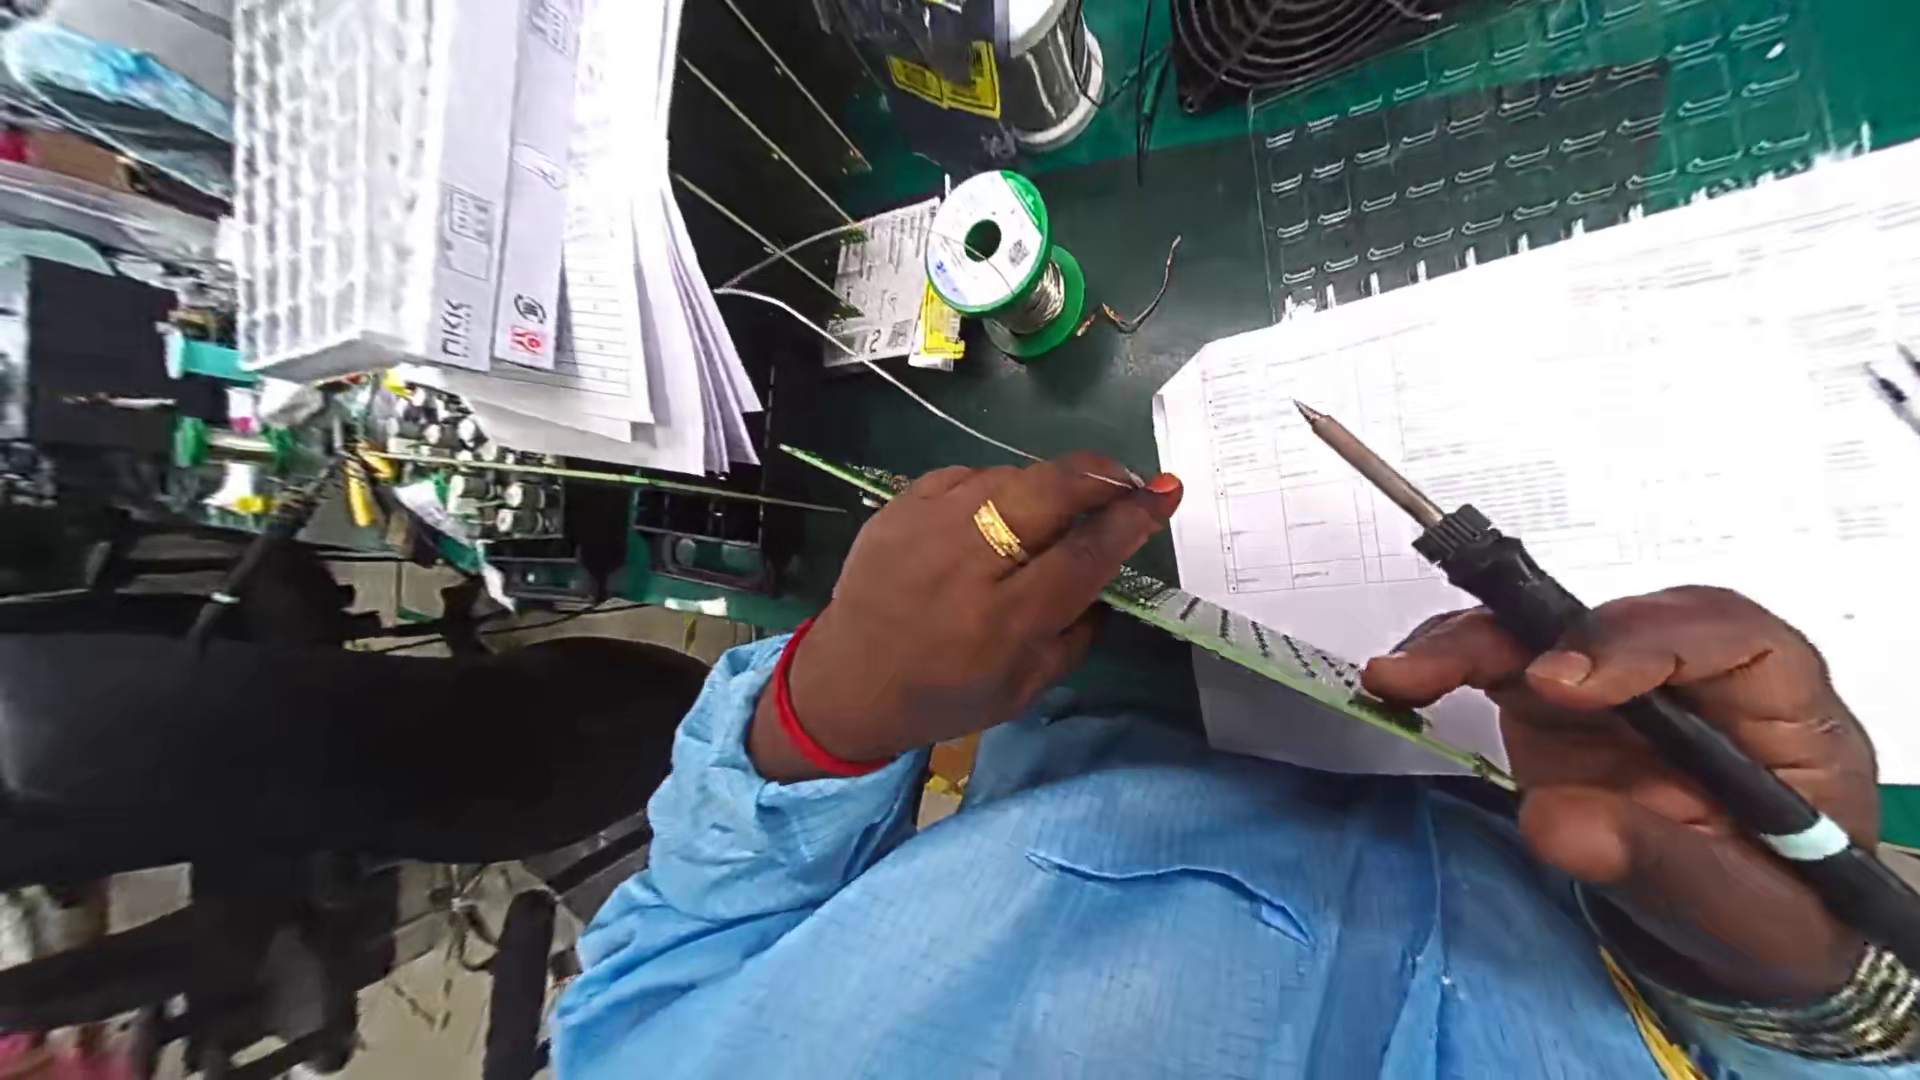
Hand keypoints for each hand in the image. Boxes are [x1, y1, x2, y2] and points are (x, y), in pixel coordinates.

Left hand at [750, 453, 1182, 782]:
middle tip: (1123, 482)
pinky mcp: (897, 507)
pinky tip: (996, 511)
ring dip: (1048, 482)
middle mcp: (966, 564)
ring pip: (1009, 475)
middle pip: (1048, 491)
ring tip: (1056, 506)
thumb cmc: (942, 697)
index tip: (1163, 493)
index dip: (1132, 518)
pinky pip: (965, 475)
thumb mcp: (1024, 687)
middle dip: (1099, 475)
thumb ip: (1078, 632)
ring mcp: (925, 527)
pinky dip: (994, 487)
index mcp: (1003, 622)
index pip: (1084, 553)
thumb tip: (1108, 571)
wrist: (847, 681)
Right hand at [1361, 586, 1876, 1002]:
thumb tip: (1552, 824)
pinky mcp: (1535, 690)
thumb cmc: (1759, 906)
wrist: (1715, 915)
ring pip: (1514, 627)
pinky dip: (1431, 664)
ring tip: (1389, 680)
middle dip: (1495, 637)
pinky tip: (1395, 685)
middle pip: (1580, 618)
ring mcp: (1594, 677)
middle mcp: (1670, 674)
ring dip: (1446, 647)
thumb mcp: (1738, 907)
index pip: (1712, 632)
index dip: (1630, 640)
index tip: (1556, 686)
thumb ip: (1657, 860)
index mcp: (1765, 707)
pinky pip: (1479, 655)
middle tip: (1424, 673)